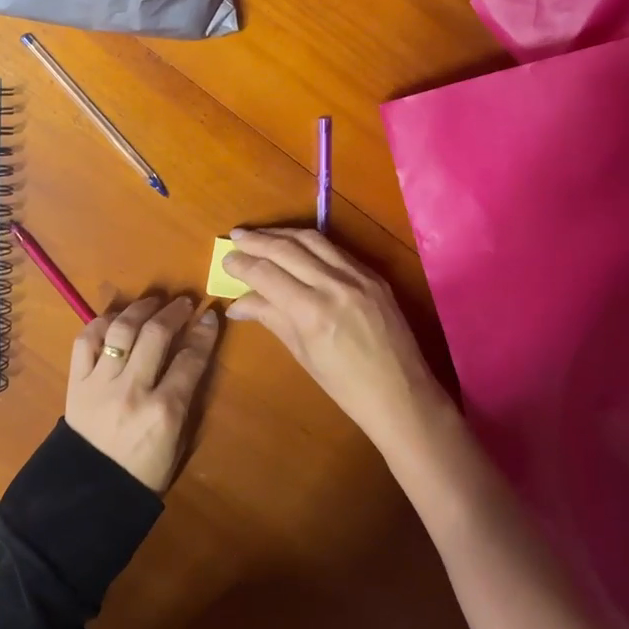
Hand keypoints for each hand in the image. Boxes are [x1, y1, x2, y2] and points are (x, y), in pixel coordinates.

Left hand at [66, 295, 218, 492]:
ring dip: (140, 309)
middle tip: (184, 303)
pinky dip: (101, 323)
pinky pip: (86, 341)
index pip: (190, 360)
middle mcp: (132, 391)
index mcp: (164, 412)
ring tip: (153, 302)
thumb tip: (192, 356)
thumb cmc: (144, 471)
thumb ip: (184, 398)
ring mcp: (100, 384)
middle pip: (156, 335)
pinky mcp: (76, 382)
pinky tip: (115, 318)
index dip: (204, 333)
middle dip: (174, 312)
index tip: (210, 316)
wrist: (91, 491)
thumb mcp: (178, 441)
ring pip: (121, 330)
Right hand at [223, 228, 450, 450]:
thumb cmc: (345, 387)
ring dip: (282, 233)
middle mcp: (334, 286)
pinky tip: (296, 245)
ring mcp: (358, 277)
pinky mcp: (374, 275)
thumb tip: (236, 304)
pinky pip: (336, 250)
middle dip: (257, 241)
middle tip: (236, 237)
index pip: (266, 273)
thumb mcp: (301, 353)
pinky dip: (310, 243)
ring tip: (261, 234)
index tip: (226, 259)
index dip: (242, 264)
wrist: (402, 395)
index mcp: (311, 312)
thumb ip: (270, 317)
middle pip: (286, 249)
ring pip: (313, 239)